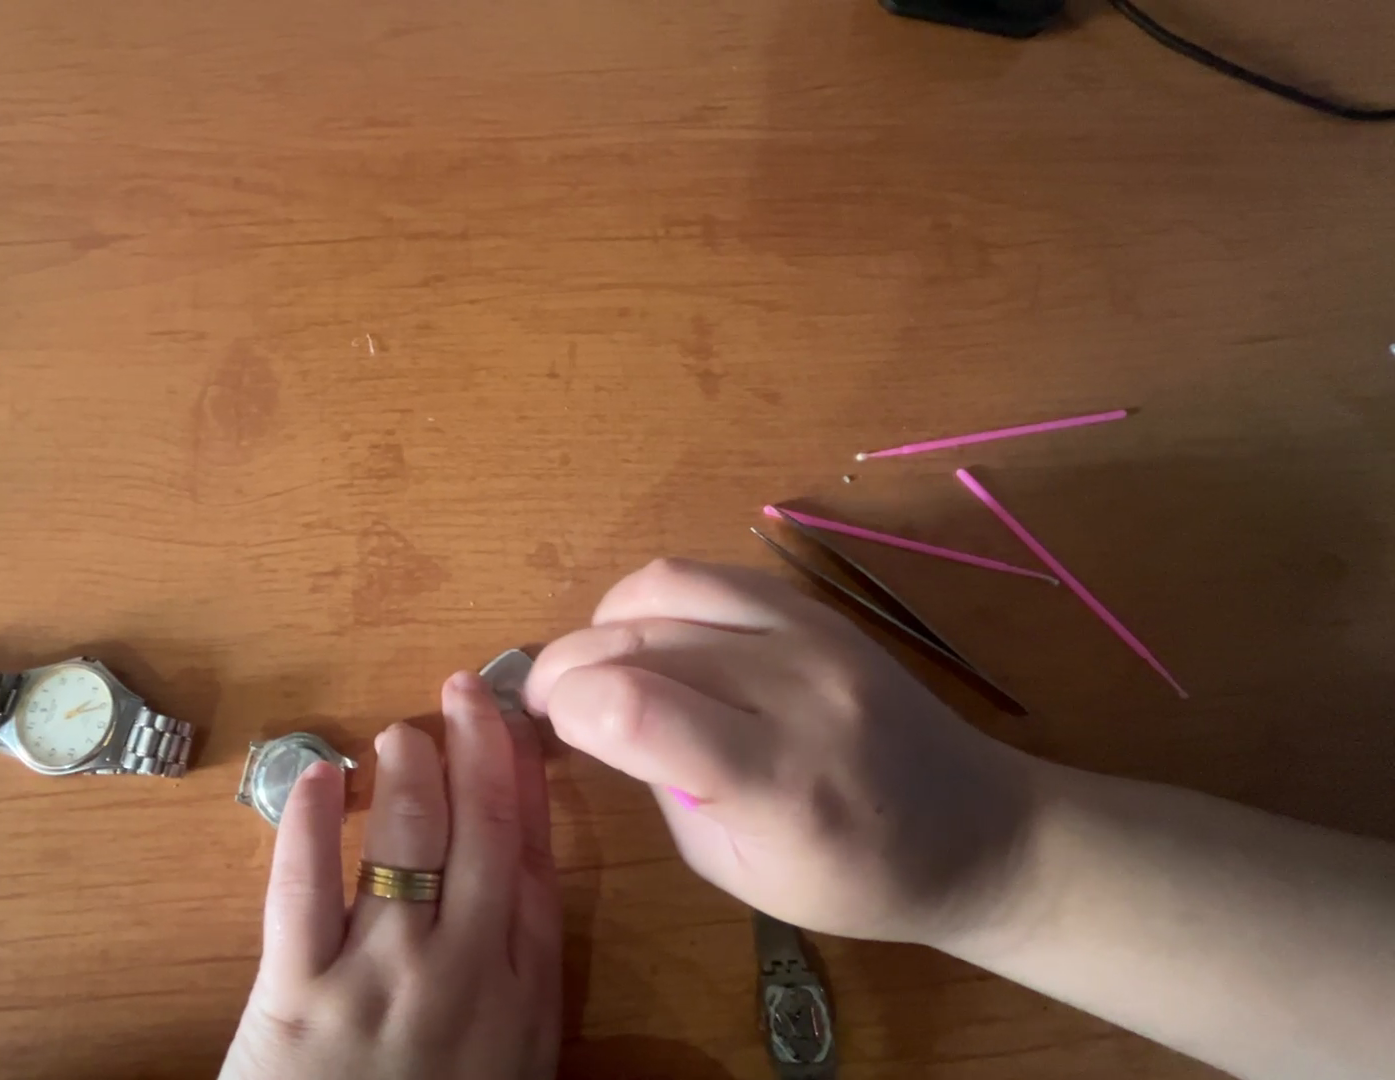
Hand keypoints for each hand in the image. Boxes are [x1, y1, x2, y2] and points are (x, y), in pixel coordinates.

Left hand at [220, 673, 560, 1079]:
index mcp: (520, 993)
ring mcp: (378, 981)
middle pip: (478, 835)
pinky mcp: (298, 997)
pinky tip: (313, 776)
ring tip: (401, 733)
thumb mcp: (512, 1056)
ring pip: (402, 845)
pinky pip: (300, 889)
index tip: (512, 725)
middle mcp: (460, 973)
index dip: (522, 781)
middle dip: (476, 750)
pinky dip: (305, 822)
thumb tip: (523, 853)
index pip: (532, 857)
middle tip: (463, 690)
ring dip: (404, 773)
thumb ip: (522, 958)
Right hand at [525, 558, 1037, 947]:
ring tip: (598, 662)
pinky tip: (647, 635)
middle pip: (633, 641)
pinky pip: (698, 572)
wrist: (978, 828)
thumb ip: (659, 781)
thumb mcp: (734, 867)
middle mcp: (794, 689)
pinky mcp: (808, 603)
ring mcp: (807, 631)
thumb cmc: (852, 876)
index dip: (568, 707)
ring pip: (657, 587)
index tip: (553, 728)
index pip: (637, 711)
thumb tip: (599, 711)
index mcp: (780, 782)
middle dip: (563, 666)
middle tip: (546, 700)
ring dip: (601, 623)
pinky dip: (647, 599)